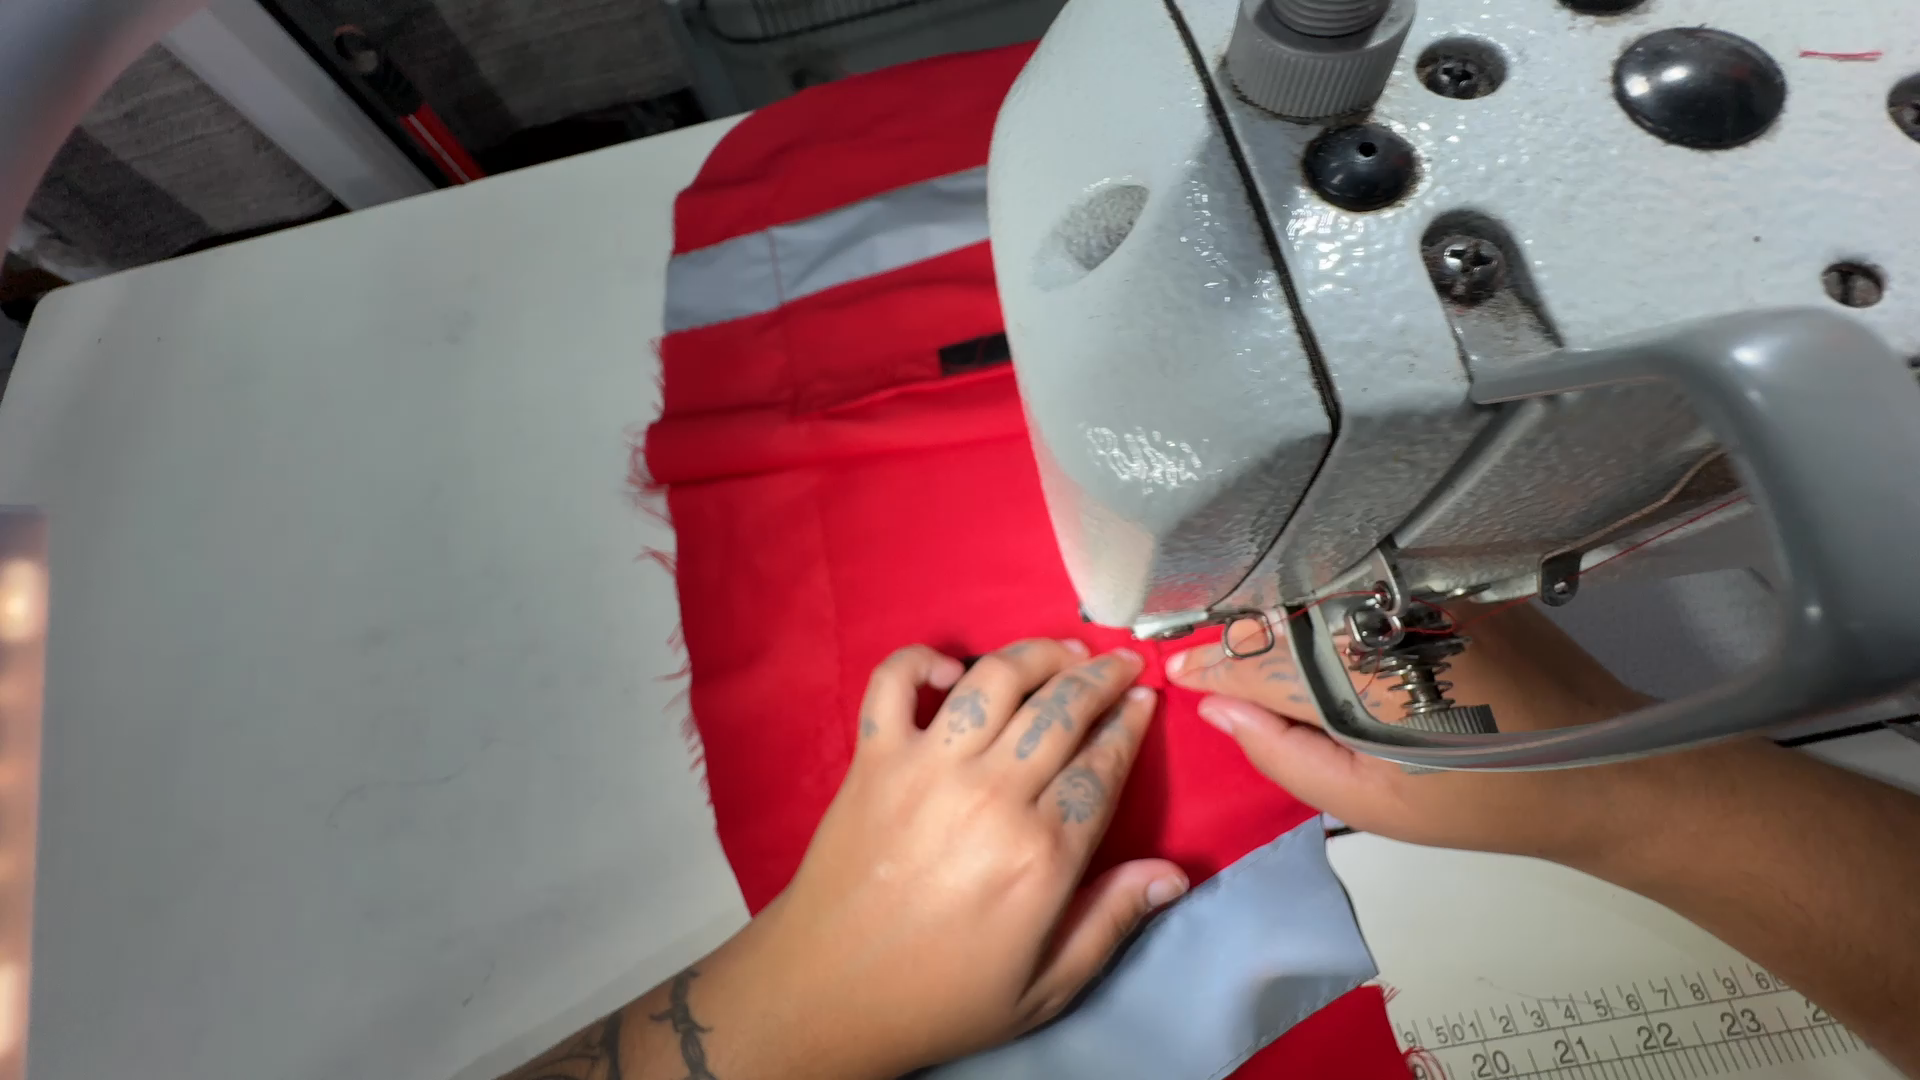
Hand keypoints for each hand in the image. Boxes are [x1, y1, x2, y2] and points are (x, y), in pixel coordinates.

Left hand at [744, 639, 1185, 1078]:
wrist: (828, 991)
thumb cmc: (941, 994)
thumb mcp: (1045, 987)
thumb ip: (1112, 922)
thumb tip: (1174, 873)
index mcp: (1041, 853)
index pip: (1103, 765)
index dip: (1130, 725)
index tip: (1144, 699)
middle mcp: (990, 794)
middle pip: (1061, 710)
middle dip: (1101, 677)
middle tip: (1120, 662)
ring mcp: (926, 767)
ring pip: (994, 680)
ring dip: (1035, 654)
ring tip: (1063, 650)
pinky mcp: (874, 756)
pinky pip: (894, 682)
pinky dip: (919, 659)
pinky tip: (952, 668)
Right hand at [1163, 603, 1775, 868]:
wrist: (1609, 765)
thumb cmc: (1483, 800)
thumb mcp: (1373, 806)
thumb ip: (1285, 756)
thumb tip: (1218, 711)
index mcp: (1359, 672)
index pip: (1255, 664)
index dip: (1210, 672)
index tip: (1178, 675)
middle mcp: (1379, 612)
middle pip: (1274, 618)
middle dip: (1230, 642)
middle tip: (1204, 665)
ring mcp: (1411, 587)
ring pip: (1307, 592)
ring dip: (1266, 617)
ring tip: (1243, 643)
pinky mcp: (1438, 575)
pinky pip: (1351, 581)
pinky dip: (1313, 599)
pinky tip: (1303, 618)